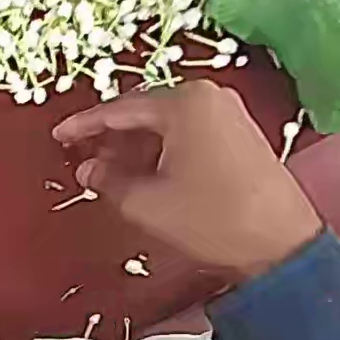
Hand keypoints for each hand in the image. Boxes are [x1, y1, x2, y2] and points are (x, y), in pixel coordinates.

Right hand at [52, 82, 323, 279]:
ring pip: (166, 123)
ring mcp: (227, 113)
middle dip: (111, 135)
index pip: (120, 108)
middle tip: (82, 155)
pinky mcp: (239, 133)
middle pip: (144, 111)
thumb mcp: (147, 203)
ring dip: (135, 145)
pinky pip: (188, 132)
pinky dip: (161, 149)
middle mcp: (207, 96)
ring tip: (108, 170)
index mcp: (184, 103)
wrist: (281, 243)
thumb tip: (87, 168)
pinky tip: (145, 171)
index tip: (59, 136)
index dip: (84, 125)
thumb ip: (108, 180)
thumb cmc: (210, 219)